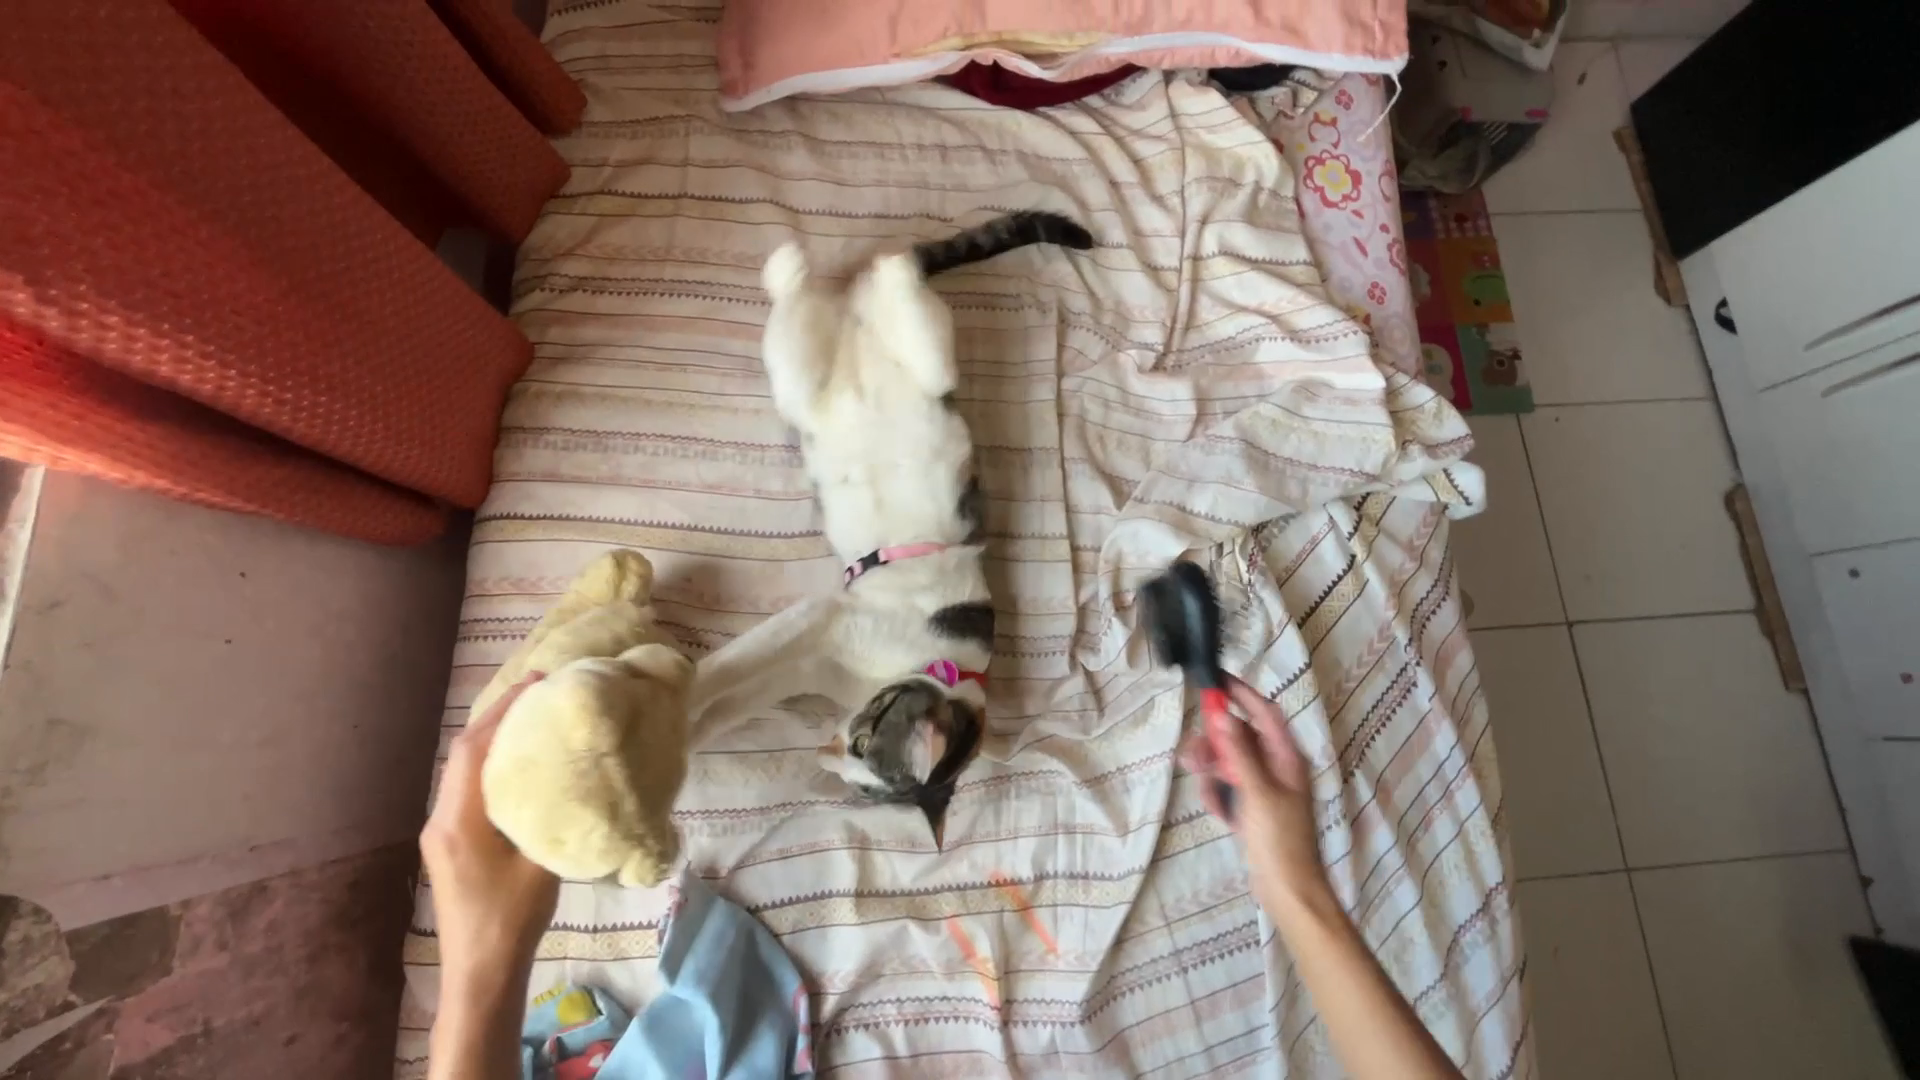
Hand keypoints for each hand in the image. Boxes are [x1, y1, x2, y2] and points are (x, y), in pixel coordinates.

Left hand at [421, 675, 557, 997]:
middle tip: (541, 689)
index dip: (504, 709)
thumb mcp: (544, 861)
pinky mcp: (451, 842)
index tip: (538, 681)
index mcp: (458, 820)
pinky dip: (494, 761)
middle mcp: (441, 819)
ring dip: (496, 736)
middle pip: (465, 752)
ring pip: (465, 768)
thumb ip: (556, 814)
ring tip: (535, 715)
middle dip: (500, 715)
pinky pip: (469, 786)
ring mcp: (442, 831)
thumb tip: (582, 774)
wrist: (480, 970)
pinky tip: (523, 759)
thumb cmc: (513, 916)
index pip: (475, 748)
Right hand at [1180, 676, 1332, 917]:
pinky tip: (1218, 812)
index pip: (1263, 712)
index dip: (1240, 694)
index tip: (1213, 680)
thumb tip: (1222, 714)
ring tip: (1201, 787)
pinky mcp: (1251, 805)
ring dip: (1210, 770)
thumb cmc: (1278, 840)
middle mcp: (1276, 766)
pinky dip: (1216, 793)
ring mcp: (1263, 786)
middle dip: (1213, 743)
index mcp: (1286, 758)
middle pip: (1238, 737)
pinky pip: (1226, 785)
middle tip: (1191, 757)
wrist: (1288, 892)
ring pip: (1228, 761)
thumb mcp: (1256, 792)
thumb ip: (1238, 752)